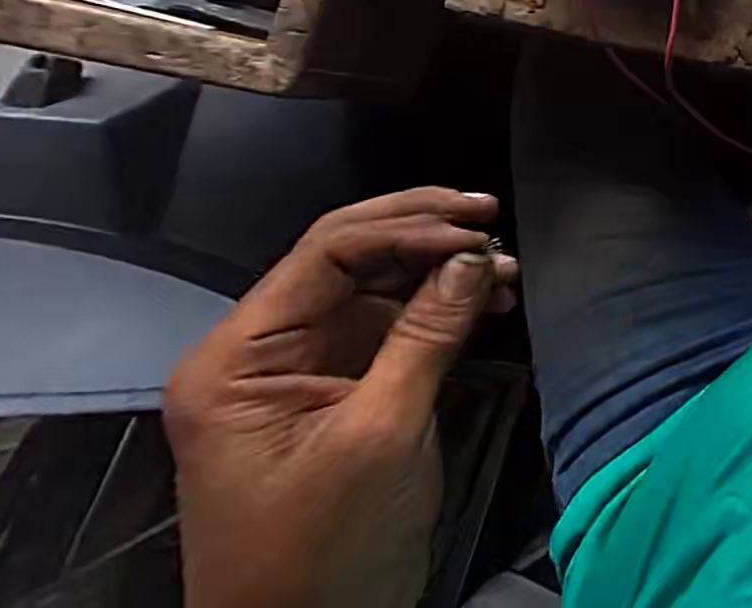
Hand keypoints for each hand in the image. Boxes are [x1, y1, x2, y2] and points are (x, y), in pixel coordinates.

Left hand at [165, 188, 518, 607]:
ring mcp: (317, 359)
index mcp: (243, 356)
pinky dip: (452, 298)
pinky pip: (407, 314)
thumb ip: (427, 333)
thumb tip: (475, 255)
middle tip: (492, 213)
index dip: (408, 229)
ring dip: (448, 263)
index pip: (328, 252)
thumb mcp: (383, 431)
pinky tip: (494, 297)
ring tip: (507, 266)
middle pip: (353, 252)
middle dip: (426, 227)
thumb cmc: (326, 538)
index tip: (479, 232)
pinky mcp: (358, 376)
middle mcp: (273, 345)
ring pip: (386, 278)